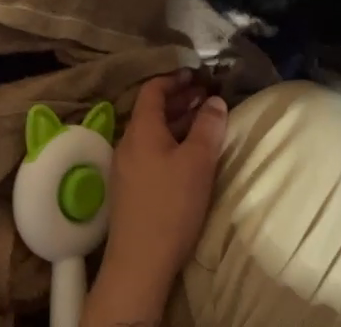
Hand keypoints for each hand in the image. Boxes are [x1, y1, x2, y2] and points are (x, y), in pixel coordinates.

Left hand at [83, 70, 227, 324]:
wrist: (139, 265)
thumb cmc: (170, 206)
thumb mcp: (198, 162)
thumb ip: (208, 127)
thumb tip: (215, 100)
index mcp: (141, 130)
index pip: (153, 90)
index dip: (174, 79)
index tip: (197, 76)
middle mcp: (128, 143)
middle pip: (152, 111)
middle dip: (179, 101)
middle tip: (206, 99)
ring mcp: (125, 168)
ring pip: (152, 134)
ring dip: (176, 124)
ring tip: (202, 125)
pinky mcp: (129, 191)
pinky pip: (149, 153)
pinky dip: (168, 144)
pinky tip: (187, 158)